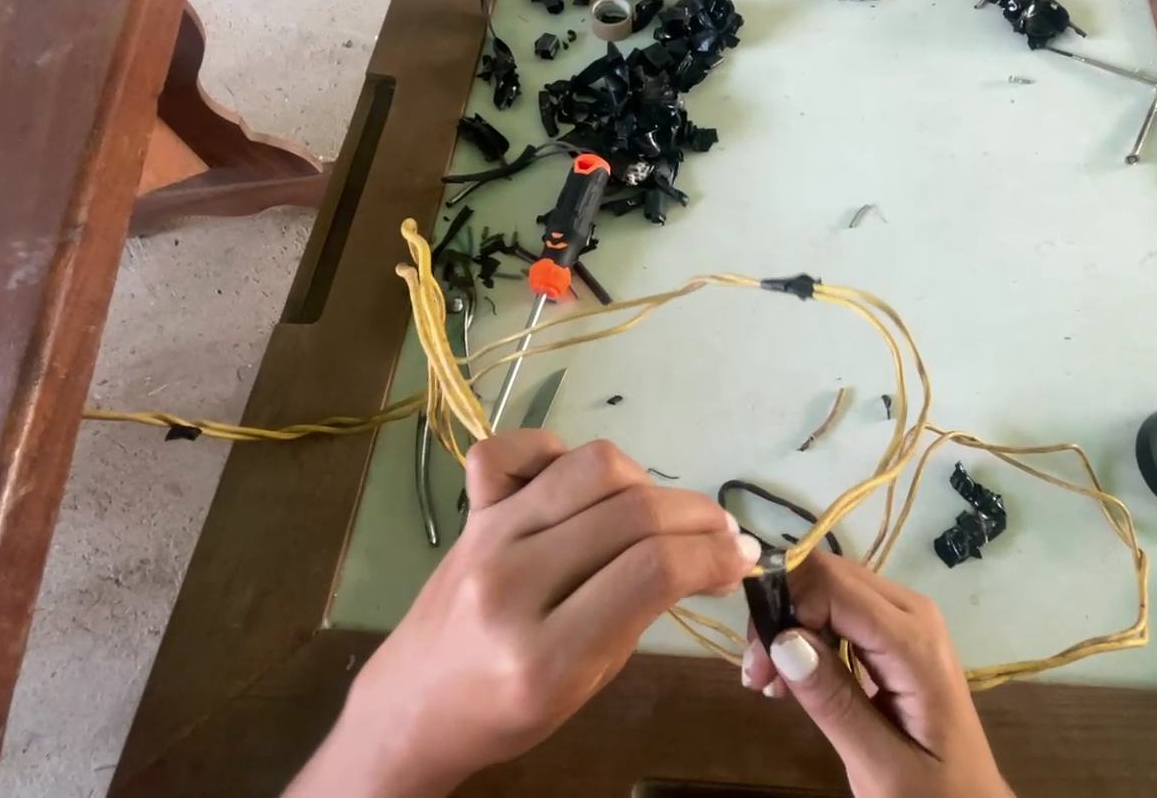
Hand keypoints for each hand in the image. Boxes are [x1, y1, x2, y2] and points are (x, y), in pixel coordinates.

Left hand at [289, 430, 759, 797]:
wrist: (414, 706)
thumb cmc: (509, 709)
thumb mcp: (590, 680)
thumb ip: (646, 608)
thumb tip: (716, 555)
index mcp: (544, 655)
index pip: (653, 571)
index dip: (713, 554)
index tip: (743, 556)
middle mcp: (511, 582)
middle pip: (632, 513)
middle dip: (697, 517)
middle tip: (722, 532)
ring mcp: (486, 535)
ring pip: (591, 467)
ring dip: (646, 482)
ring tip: (659, 511)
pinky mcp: (470, 510)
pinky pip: (512, 447)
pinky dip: (556, 449)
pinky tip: (578, 482)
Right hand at [740, 551, 1012, 797]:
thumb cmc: (935, 797)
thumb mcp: (883, 767)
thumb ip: (835, 703)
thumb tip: (783, 638)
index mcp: (913, 639)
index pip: (830, 582)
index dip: (785, 607)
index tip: (760, 666)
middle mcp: (909, 609)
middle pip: (825, 575)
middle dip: (781, 614)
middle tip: (758, 677)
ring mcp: (903, 615)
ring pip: (827, 586)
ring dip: (789, 624)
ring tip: (770, 684)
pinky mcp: (892, 628)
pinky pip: (837, 606)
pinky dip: (806, 632)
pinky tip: (794, 676)